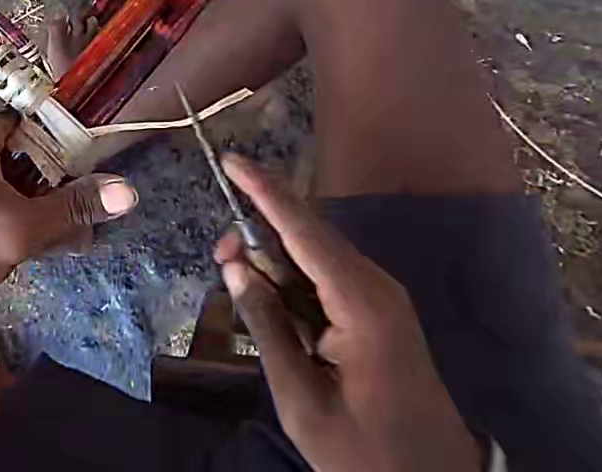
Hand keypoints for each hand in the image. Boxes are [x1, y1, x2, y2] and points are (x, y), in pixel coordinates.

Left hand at [0, 111, 138, 315]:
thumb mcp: (21, 232)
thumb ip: (73, 207)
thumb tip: (127, 190)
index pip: (32, 125)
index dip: (57, 151)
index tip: (71, 181)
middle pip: (15, 150)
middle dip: (39, 181)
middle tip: (50, 216)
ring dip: (17, 198)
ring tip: (27, 233)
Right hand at [216, 155, 484, 471]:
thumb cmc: (367, 454)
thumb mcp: (303, 402)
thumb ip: (267, 327)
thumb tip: (236, 266)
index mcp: (361, 302)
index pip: (303, 229)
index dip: (264, 190)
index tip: (231, 160)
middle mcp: (374, 283)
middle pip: (308, 234)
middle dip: (260, 230)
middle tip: (220, 256)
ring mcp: (380, 293)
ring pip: (316, 252)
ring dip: (275, 257)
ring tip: (240, 278)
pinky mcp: (378, 306)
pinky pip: (327, 274)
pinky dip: (295, 276)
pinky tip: (274, 296)